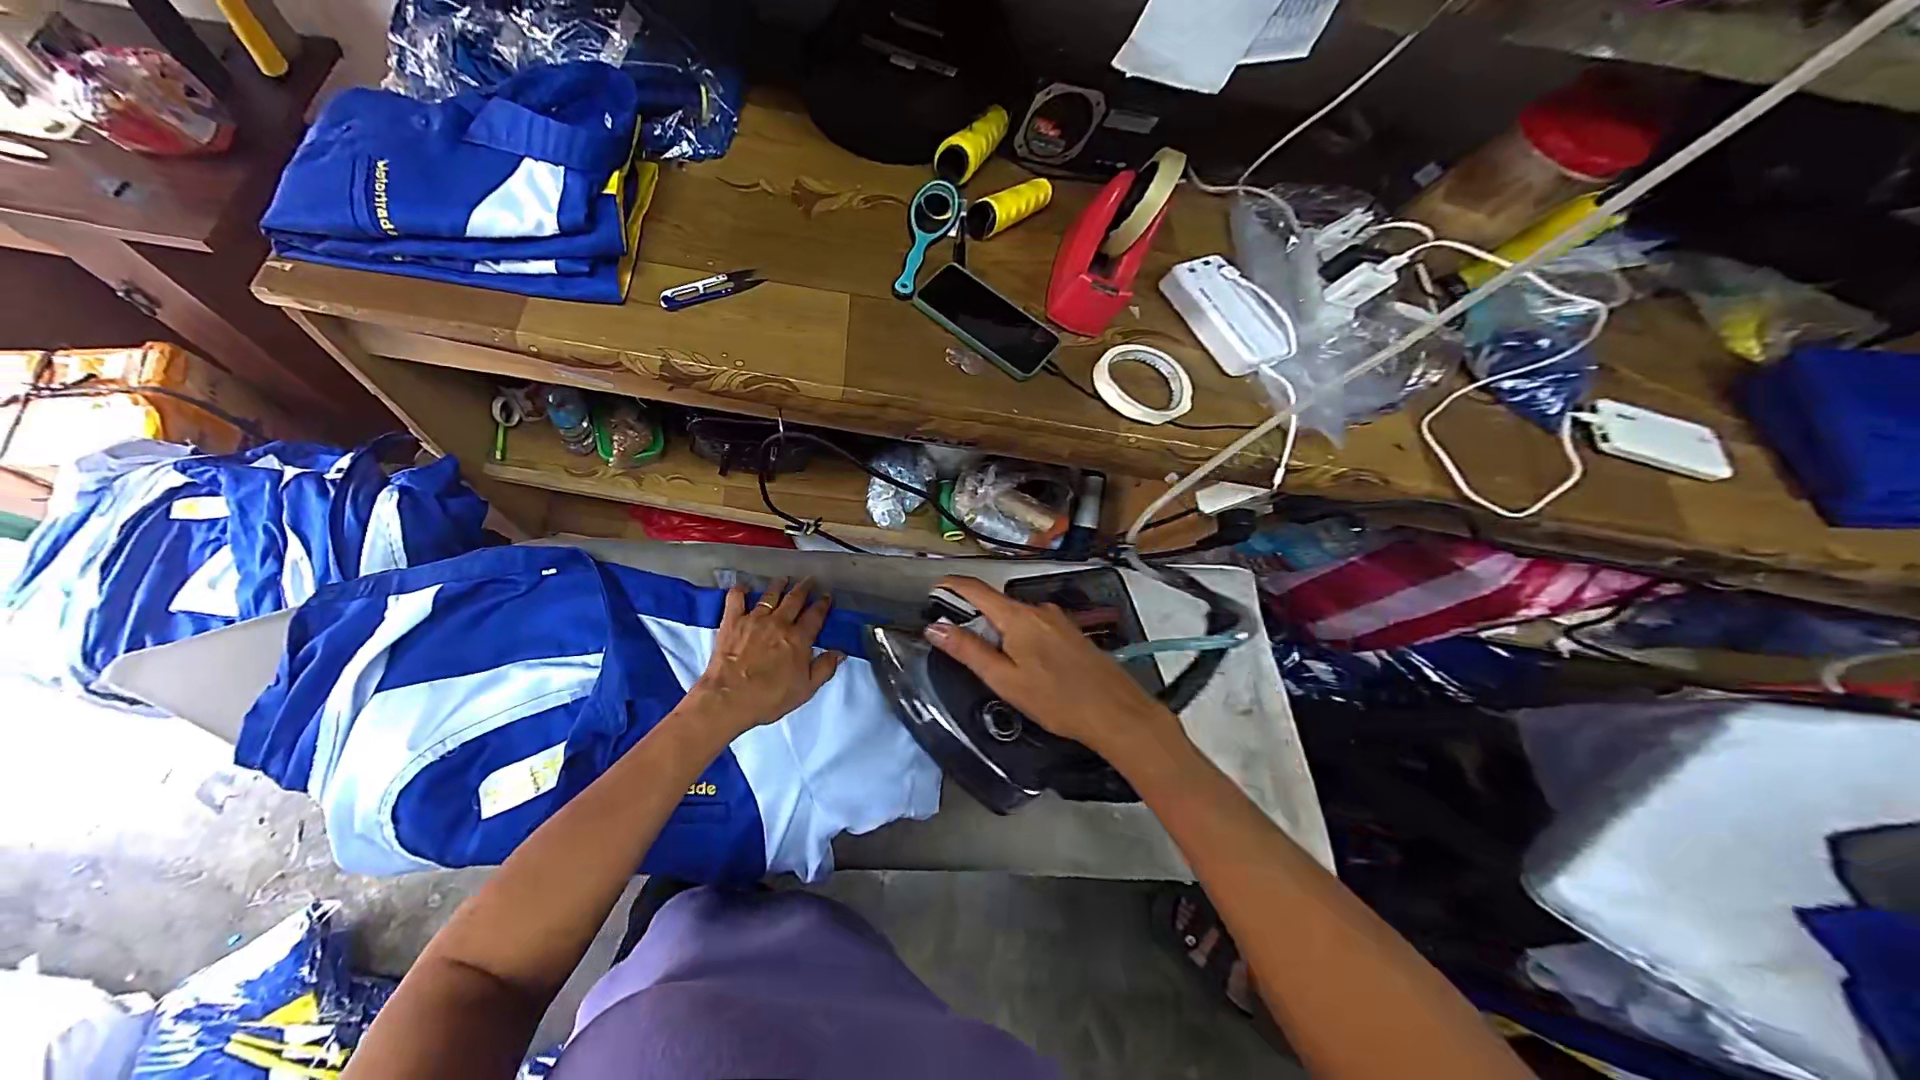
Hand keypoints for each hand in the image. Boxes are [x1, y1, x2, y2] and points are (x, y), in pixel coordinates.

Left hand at [684, 578, 842, 736]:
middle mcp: (779, 623)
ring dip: (778, 585)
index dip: (823, 604)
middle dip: (804, 588)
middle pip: (795, 599)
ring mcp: (754, 619)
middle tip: (809, 580)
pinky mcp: (732, 621)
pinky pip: (736, 599)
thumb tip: (839, 653)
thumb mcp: (806, 688)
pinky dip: (740, 590)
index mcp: (799, 638)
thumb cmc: (769, 697)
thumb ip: (824, 668)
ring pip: (770, 595)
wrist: (729, 698)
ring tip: (783, 579)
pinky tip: (743, 585)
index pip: (815, 615)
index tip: (827, 596)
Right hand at [923, 575, 1184, 760]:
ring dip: (997, 629)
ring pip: (1016, 616)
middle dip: (972, 616)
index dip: (950, 586)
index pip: (975, 589)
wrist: (1115, 712)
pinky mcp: (1070, 633)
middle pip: (995, 603)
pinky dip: (1018, 636)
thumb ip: (968, 651)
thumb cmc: (1056, 700)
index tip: (932, 592)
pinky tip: (1023, 665)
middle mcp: (1038, 609)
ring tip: (992, 662)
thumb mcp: (1004, 680)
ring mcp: (1057, 619)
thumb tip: (935, 627)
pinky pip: (1034, 626)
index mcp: (1018, 617)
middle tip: (957, 643)